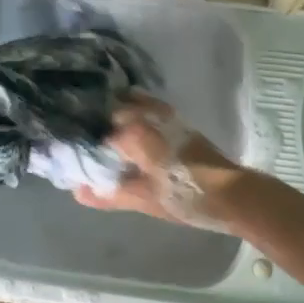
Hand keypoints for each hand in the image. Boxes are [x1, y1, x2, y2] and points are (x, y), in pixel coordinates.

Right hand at [74, 94, 250, 230]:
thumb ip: (110, 194)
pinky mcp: (176, 118)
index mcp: (134, 130)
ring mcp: (164, 112)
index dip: (84, 138)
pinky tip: (129, 128)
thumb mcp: (144, 200)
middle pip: (112, 108)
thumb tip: (77, 191)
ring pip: (130, 103)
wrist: (232, 193)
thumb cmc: (185, 196)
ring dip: (115, 110)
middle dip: (97, 118)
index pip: (98, 129)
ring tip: (101, 128)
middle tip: (82, 135)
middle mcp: (147, 113)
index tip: (71, 144)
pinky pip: (146, 106)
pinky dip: (134, 109)